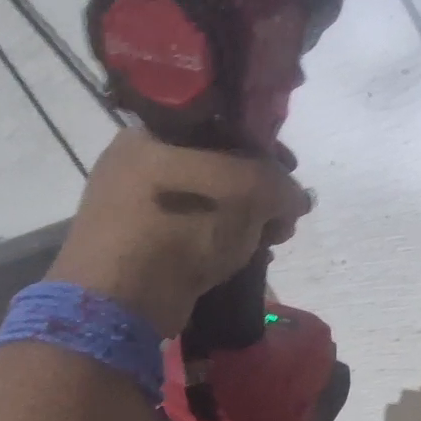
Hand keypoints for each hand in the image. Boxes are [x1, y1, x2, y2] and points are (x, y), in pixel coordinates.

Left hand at [46, 127, 310, 333]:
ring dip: (249, 222)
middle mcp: (144, 161)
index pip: (220, 123)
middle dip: (261, 191)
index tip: (290, 169)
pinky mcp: (148, 246)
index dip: (262, 143)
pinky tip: (248, 259)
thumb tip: (297, 198)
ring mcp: (142, 206)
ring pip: (213, 203)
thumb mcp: (242, 191)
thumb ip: (276, 183)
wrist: (123, 298)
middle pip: (221, 165)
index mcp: (154, 130)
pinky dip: (227, 244)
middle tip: (284, 218)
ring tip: (272, 243)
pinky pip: (200, 234)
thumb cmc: (179, 228)